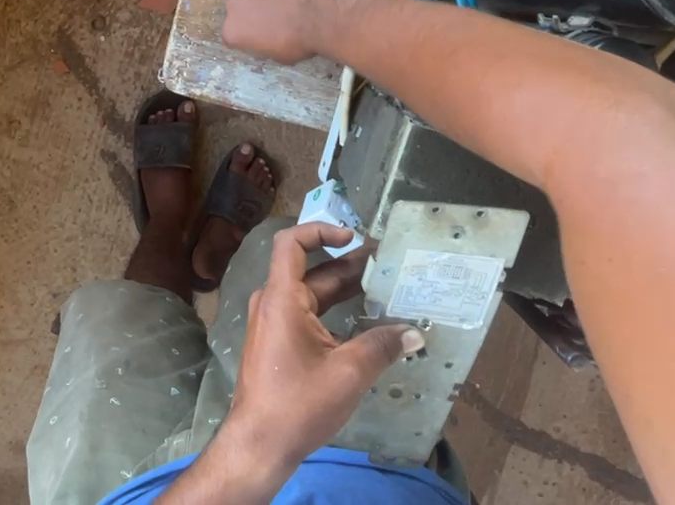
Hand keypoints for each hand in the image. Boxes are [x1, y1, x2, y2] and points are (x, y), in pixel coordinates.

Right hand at [222, 0, 338, 63]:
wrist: (318, 14)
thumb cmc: (297, 42)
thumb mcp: (277, 56)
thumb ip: (262, 44)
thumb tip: (266, 38)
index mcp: (232, 30)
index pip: (231, 37)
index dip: (246, 39)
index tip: (258, 40)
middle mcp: (234, 6)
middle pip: (237, 11)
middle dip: (249, 15)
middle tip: (269, 22)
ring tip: (283, 6)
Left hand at [229, 223, 422, 466]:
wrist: (260, 442)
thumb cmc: (298, 403)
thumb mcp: (347, 373)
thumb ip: (380, 346)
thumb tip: (414, 332)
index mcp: (281, 298)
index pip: (292, 244)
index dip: (320, 231)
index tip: (352, 236)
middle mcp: (273, 302)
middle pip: (310, 270)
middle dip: (347, 263)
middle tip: (385, 262)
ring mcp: (274, 322)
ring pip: (311, 294)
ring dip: (343, 288)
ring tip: (383, 285)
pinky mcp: (279, 341)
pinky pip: (307, 314)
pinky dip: (333, 311)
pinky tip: (364, 321)